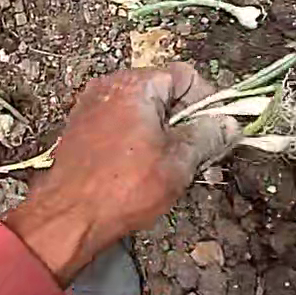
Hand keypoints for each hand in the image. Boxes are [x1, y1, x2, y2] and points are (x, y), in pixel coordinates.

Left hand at [4, 64, 236, 282]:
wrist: (67, 219)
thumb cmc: (122, 188)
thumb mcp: (179, 161)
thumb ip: (209, 135)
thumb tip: (228, 124)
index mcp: (136, 85)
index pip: (185, 75)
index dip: (208, 101)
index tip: (216, 130)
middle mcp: (110, 87)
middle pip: (165, 93)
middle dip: (187, 122)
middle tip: (199, 154)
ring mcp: (93, 107)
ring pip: (145, 111)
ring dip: (165, 134)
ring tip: (174, 168)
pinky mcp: (83, 130)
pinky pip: (123, 125)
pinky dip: (141, 141)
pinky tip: (146, 171)